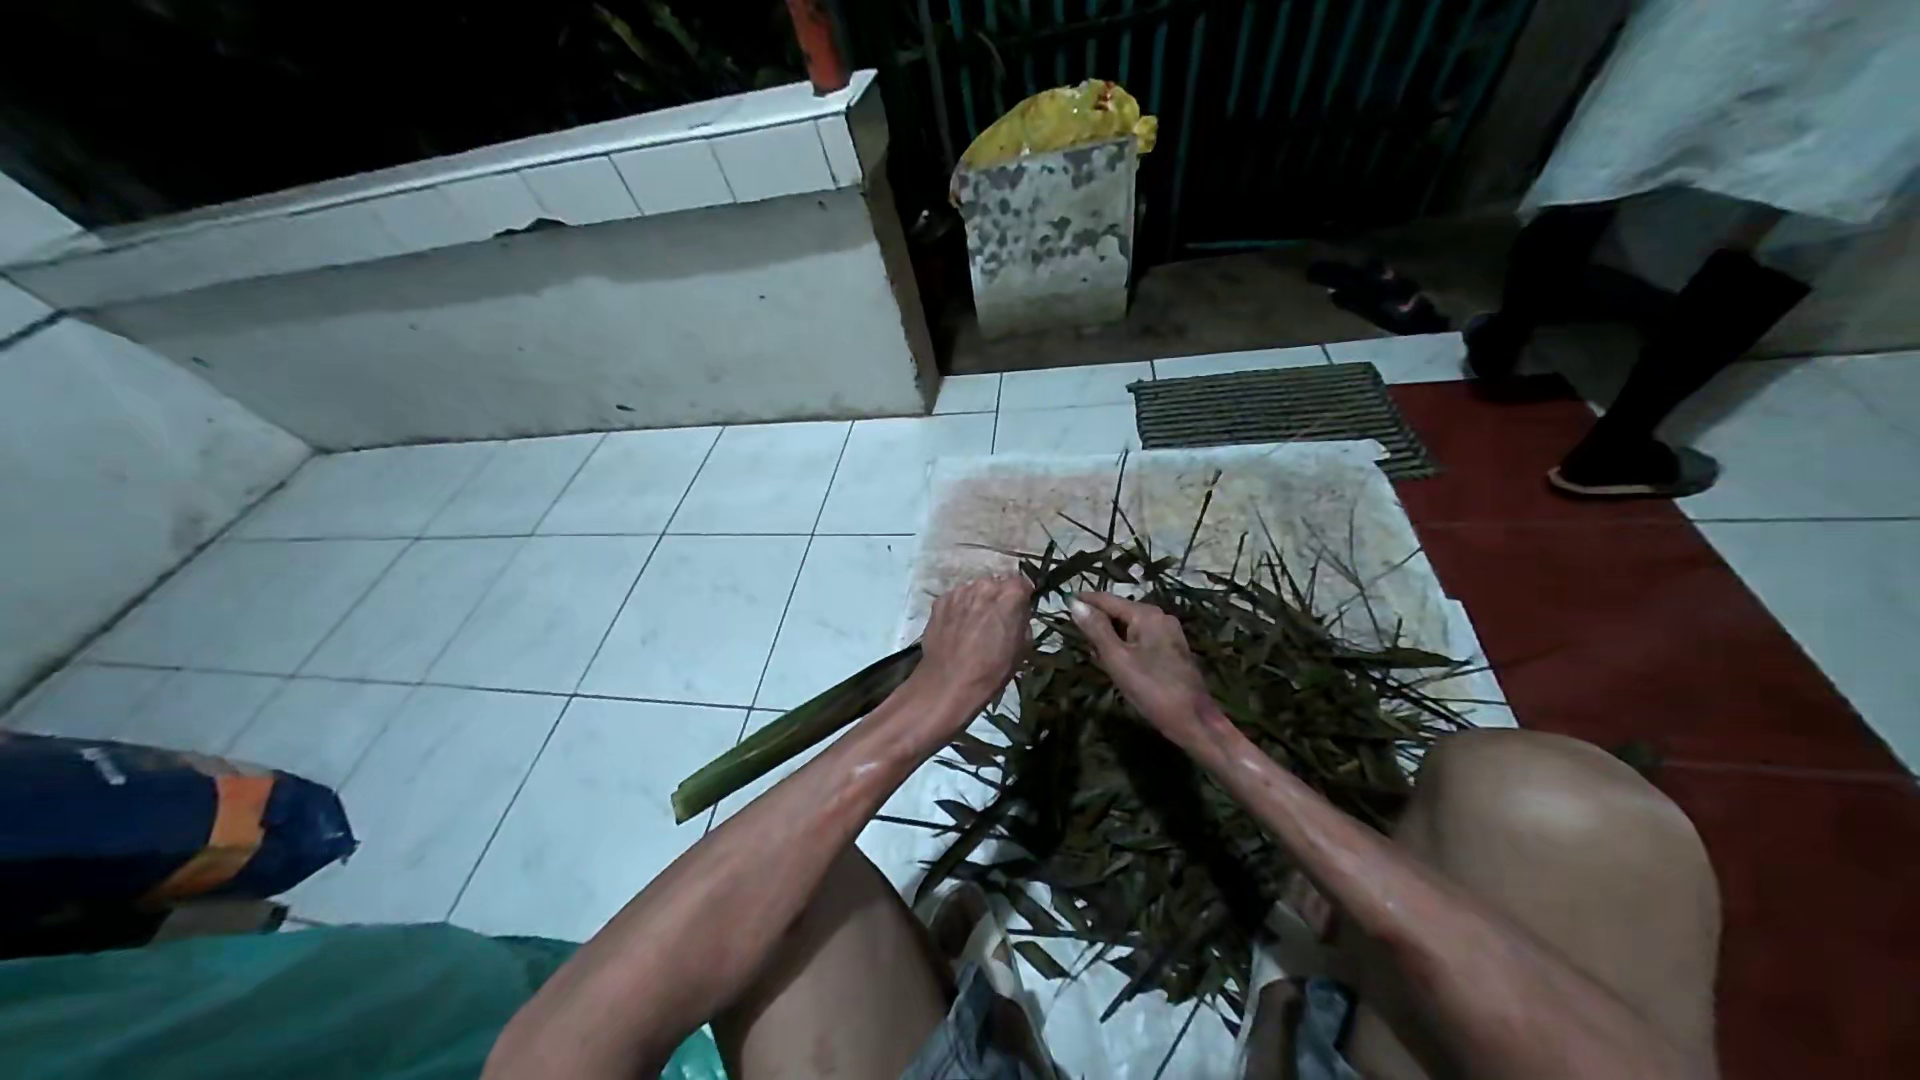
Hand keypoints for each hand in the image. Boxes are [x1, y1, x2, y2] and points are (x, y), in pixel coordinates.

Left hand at [911, 574, 1032, 718]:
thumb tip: (1016, 614)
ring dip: (976, 602)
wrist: (950, 682)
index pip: (1022, 584)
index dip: (1021, 598)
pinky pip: (955, 600)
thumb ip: (1021, 620)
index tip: (1018, 611)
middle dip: (997, 598)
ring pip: (974, 590)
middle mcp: (985, 585)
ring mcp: (960, 591)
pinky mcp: (940, 601)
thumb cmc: (993, 669)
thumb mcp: (1023, 647)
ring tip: (972, 626)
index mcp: (1011, 594)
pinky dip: (958, 609)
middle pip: (996, 585)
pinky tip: (956, 628)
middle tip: (994, 620)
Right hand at [1069, 592, 1217, 745]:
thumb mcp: (1117, 658)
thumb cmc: (1152, 688)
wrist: (1193, 720)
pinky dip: (1123, 646)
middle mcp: (1159, 617)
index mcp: (1147, 614)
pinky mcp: (1170, 651)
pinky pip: (1139, 640)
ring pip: (1129, 628)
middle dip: (1097, 620)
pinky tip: (1111, 660)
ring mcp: (1167, 634)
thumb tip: (1075, 604)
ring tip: (1088, 647)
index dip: (1084, 600)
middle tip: (1072, 630)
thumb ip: (1096, 630)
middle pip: (1119, 612)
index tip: (1062, 600)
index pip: (1108, 600)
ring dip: (1109, 636)